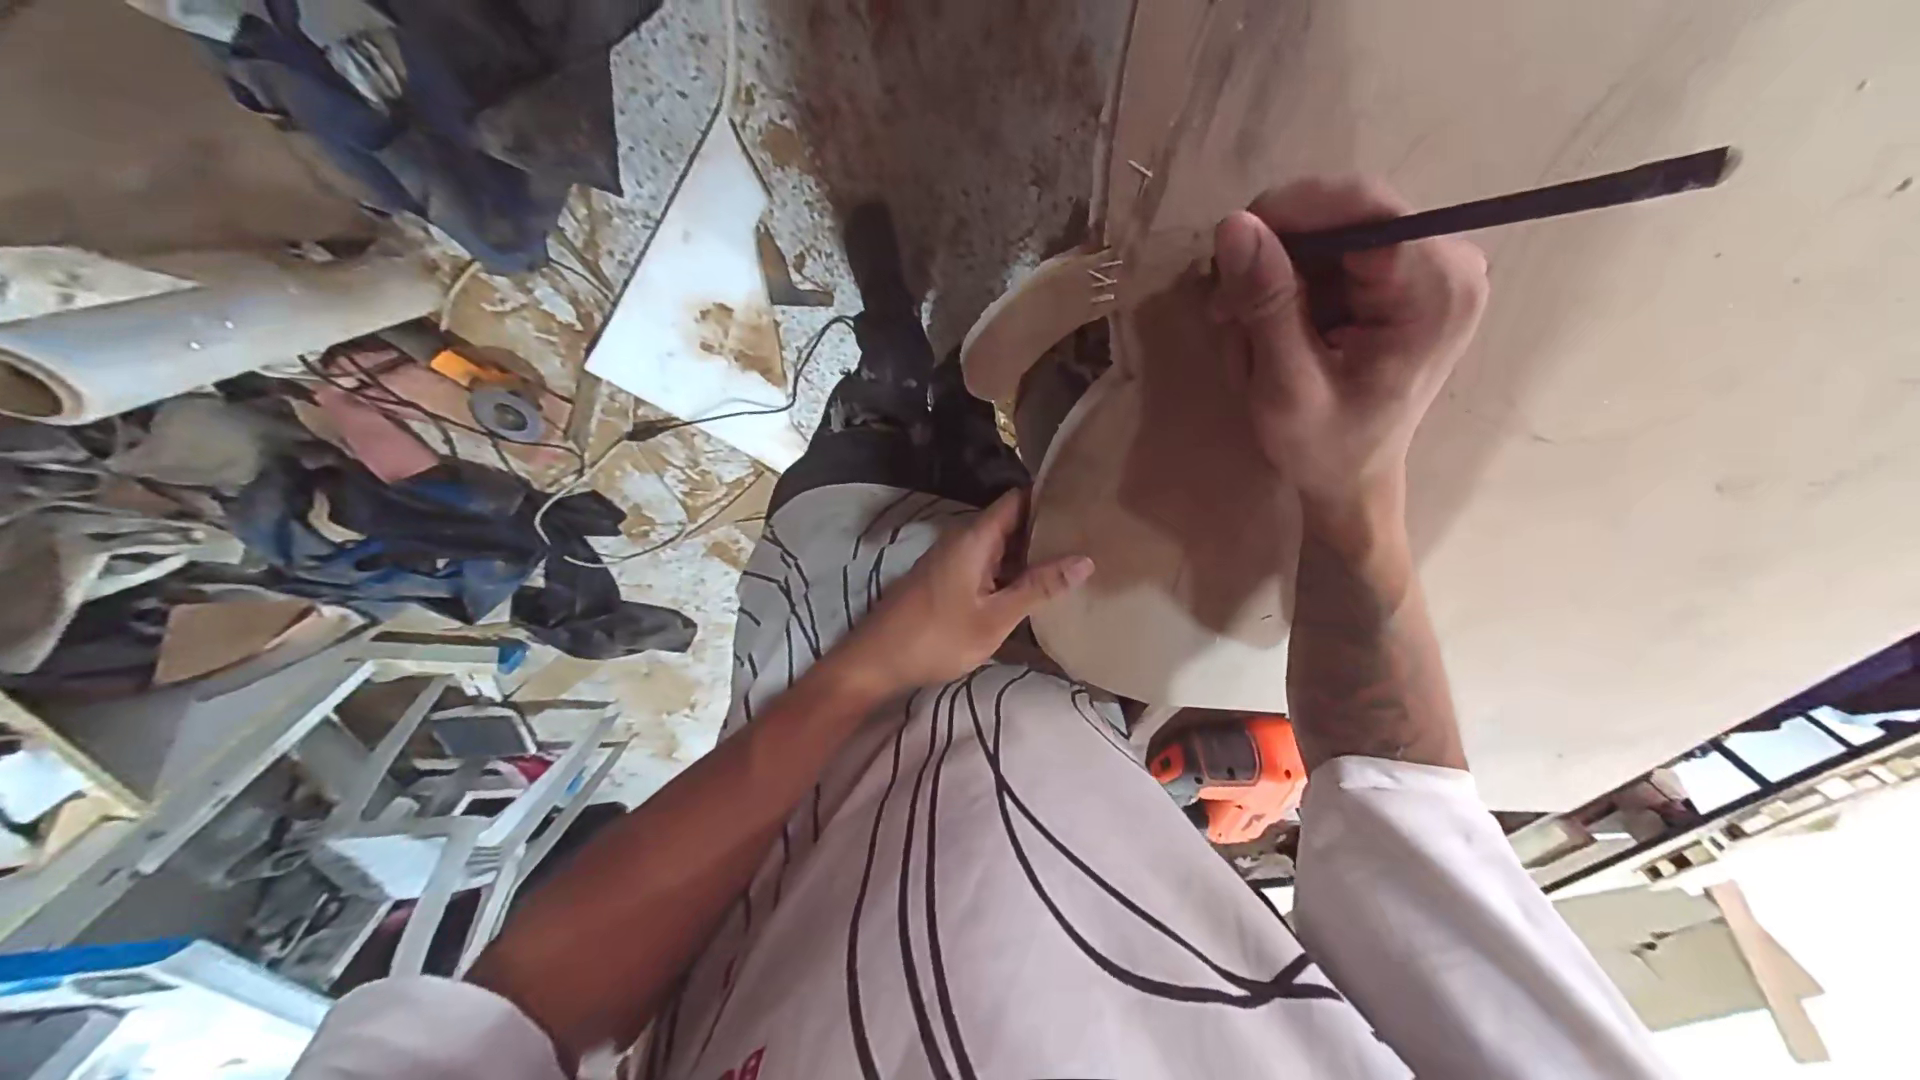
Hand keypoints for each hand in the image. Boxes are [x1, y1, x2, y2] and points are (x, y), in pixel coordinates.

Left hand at [832, 488, 1093, 694]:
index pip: (1018, 499)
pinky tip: (1033, 586)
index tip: (1084, 504)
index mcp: (975, 538)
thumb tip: (1085, 560)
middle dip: (1045, 528)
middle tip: (1088, 537)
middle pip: (1011, 520)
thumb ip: (1038, 588)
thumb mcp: (995, 618)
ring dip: (1028, 552)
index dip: (1049, 497)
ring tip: (1071, 560)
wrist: (877, 660)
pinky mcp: (947, 576)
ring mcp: (952, 558)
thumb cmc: (937, 638)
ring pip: (999, 544)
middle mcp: (963, 538)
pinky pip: (986, 562)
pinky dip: (1010, 569)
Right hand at [1211, 177, 1489, 511]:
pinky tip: (1270, 330)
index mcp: (1434, 289)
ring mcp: (1425, 268)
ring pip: (1327, 235)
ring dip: (1272, 277)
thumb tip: (1234, 225)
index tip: (1226, 256)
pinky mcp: (1400, 280)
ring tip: (1247, 335)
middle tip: (1226, 313)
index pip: (1361, 208)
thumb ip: (1266, 305)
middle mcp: (1445, 262)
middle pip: (1341, 217)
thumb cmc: (1324, 449)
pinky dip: (1287, 287)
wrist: (1350, 482)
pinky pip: (1330, 257)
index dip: (1287, 214)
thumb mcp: (1285, 386)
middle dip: (1273, 257)